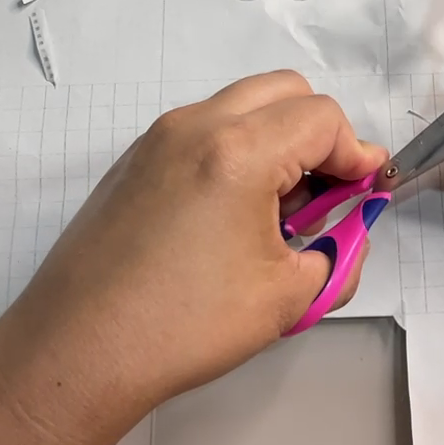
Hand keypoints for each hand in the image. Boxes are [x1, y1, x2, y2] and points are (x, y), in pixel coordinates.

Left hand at [0, 71, 386, 444]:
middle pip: (285, 91)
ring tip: (277, 208)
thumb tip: (350, 230)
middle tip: (326, 191)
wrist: (75, 352)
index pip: (322, 119)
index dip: (357, 152)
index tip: (367, 189)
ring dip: (277, 138)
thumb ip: (340, 253)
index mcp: (239, 150)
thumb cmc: (185, 326)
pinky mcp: (135, 158)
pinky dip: (237, 148)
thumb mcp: (288, 297)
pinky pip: (205, 128)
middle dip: (319, 133)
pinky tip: (230, 213)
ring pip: (243, 105)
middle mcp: (196, 124)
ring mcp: (159, 136)